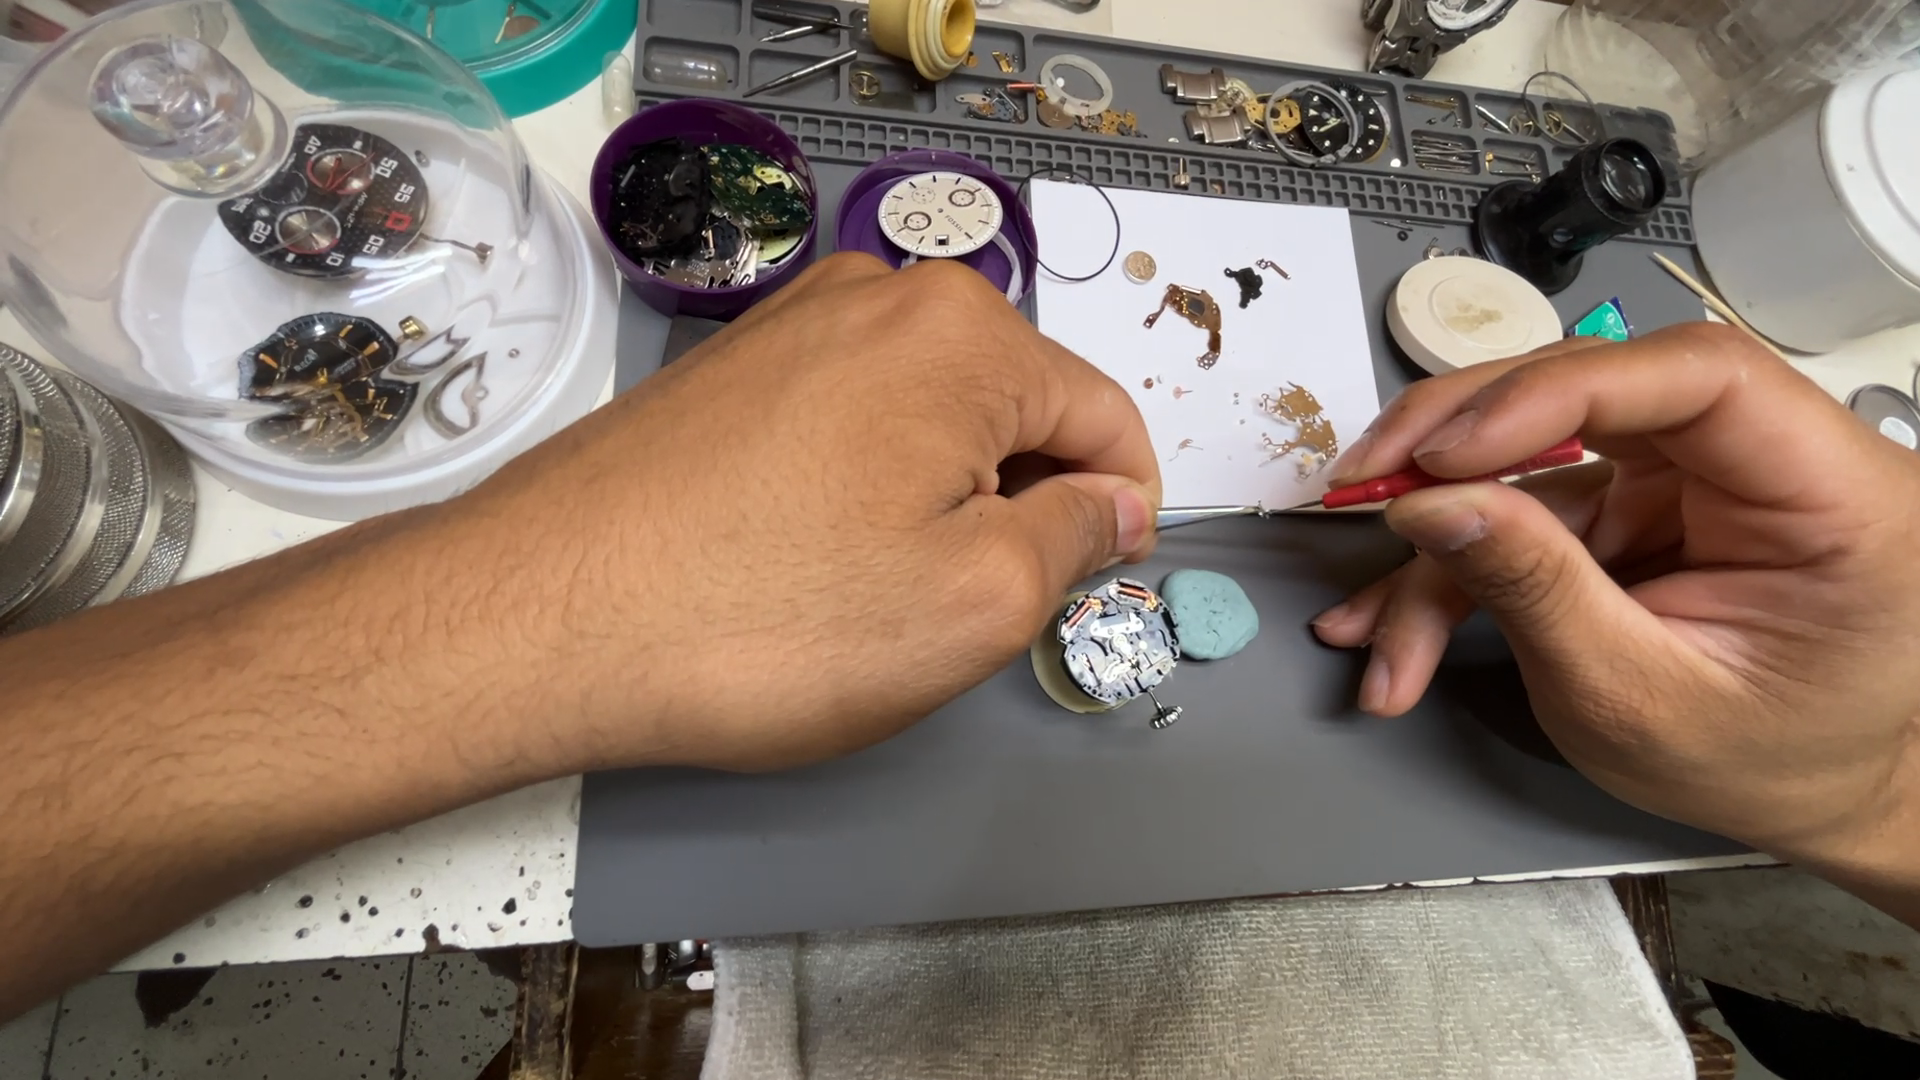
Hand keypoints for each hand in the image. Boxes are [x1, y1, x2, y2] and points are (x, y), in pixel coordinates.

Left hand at [450, 254, 1159, 771]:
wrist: (542, 618)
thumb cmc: (782, 618)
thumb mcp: (982, 597)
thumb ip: (1081, 535)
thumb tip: (1118, 501)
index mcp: (964, 334)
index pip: (1102, 412)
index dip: (1124, 501)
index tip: (1105, 571)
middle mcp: (884, 296)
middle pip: (1018, 407)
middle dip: (1029, 500)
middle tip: (985, 597)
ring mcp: (801, 322)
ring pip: (939, 414)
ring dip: (954, 493)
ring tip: (898, 579)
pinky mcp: (744, 365)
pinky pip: (863, 416)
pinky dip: (884, 479)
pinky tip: (834, 546)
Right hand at [1309, 325, 1919, 910]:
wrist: (1779, 795)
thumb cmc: (1745, 761)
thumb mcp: (1627, 693)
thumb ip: (1533, 588)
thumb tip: (1422, 505)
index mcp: (1826, 497)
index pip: (1693, 377)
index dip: (1548, 394)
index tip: (1435, 458)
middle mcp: (1743, 462)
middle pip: (1575, 390)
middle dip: (1442, 440)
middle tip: (1350, 487)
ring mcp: (1662, 483)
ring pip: (1508, 469)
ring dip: (1423, 549)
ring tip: (1367, 632)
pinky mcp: (1603, 511)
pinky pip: (1495, 519)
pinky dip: (1432, 578)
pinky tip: (1383, 633)